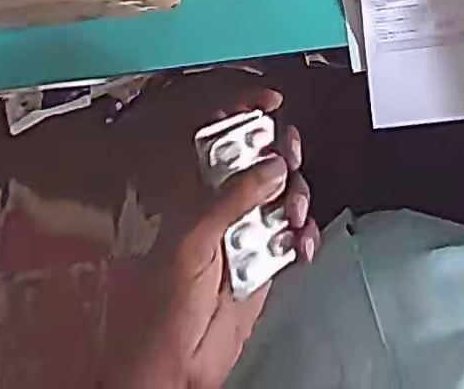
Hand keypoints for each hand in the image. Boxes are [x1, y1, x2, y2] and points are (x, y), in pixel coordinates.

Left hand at [99, 87, 319, 388]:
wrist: (176, 369)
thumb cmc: (160, 308)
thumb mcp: (191, 241)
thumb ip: (232, 198)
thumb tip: (271, 167)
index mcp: (197, 192)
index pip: (224, 139)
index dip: (246, 116)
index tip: (269, 102)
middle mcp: (224, 206)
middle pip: (262, 161)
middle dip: (282, 155)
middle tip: (289, 160)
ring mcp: (246, 231)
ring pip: (284, 194)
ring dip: (297, 198)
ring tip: (293, 214)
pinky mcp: (267, 258)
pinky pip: (294, 234)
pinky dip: (304, 235)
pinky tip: (300, 245)